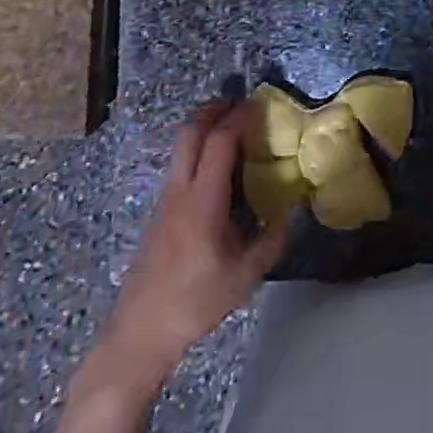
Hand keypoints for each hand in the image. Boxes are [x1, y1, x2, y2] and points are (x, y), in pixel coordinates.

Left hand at [104, 101, 289, 372]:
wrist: (141, 330)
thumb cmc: (195, 302)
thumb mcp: (246, 275)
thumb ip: (272, 239)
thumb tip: (290, 212)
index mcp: (203, 201)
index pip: (219, 142)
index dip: (239, 118)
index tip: (259, 105)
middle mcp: (180, 191)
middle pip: (190, 131)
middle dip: (214, 109)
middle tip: (240, 103)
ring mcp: (165, 199)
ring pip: (180, 146)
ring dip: (203, 127)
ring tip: (231, 128)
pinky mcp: (159, 211)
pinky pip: (179, 165)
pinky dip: (198, 150)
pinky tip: (217, 167)